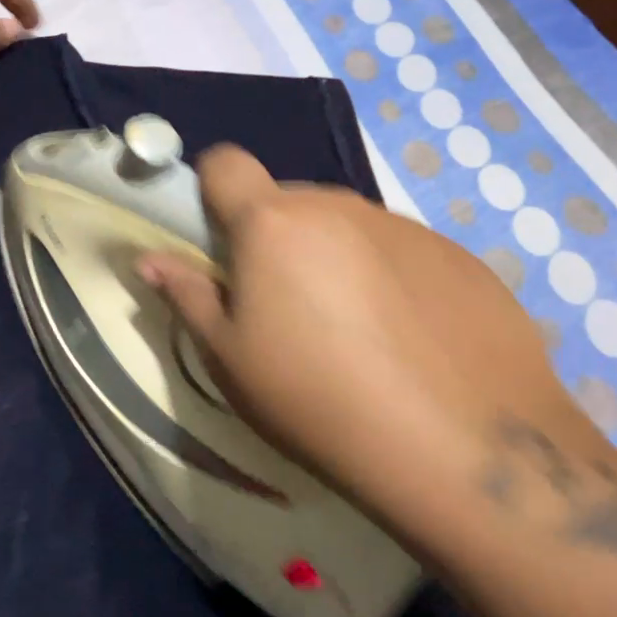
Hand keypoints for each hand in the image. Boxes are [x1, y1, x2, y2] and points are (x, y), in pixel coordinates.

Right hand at [136, 146, 611, 506]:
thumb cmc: (316, 400)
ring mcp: (408, 229)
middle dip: (273, 237)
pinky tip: (408, 344)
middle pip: (288, 201)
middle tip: (281, 306)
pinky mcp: (464, 259)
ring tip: (353, 333)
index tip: (216, 240)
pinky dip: (390, 280)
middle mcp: (340, 207)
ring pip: (346, 227)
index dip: (211, 189)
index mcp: (273, 223)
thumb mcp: (228, 358)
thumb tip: (149, 259)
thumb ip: (187, 295)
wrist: (467, 453)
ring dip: (332, 258)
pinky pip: (402, 253)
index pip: (226, 163)